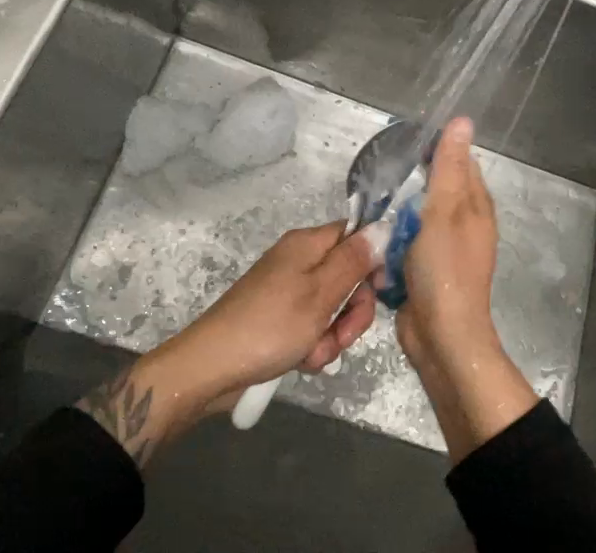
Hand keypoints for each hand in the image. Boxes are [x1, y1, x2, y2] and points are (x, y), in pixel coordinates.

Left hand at [77, 221, 380, 466]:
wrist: (213, 368)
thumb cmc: (271, 325)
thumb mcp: (321, 293)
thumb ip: (355, 260)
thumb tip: (383, 226)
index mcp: (307, 245)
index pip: (355, 236)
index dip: (373, 261)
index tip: (381, 289)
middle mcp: (299, 262)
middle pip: (349, 277)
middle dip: (352, 311)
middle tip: (343, 333)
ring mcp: (289, 292)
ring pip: (333, 309)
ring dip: (333, 335)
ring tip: (314, 352)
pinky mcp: (280, 320)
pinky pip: (313, 329)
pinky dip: (314, 347)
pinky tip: (301, 361)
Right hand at [395, 117, 538, 461]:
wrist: (440, 339)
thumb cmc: (445, 271)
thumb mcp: (444, 212)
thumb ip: (448, 168)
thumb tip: (462, 121)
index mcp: (476, 208)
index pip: (459, 163)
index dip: (435, 150)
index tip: (402, 142)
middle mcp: (462, 226)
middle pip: (432, 192)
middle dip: (407, 185)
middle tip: (376, 176)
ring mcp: (442, 252)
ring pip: (413, 220)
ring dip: (393, 217)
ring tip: (369, 206)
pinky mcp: (422, 273)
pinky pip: (402, 248)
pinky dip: (389, 246)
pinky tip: (372, 241)